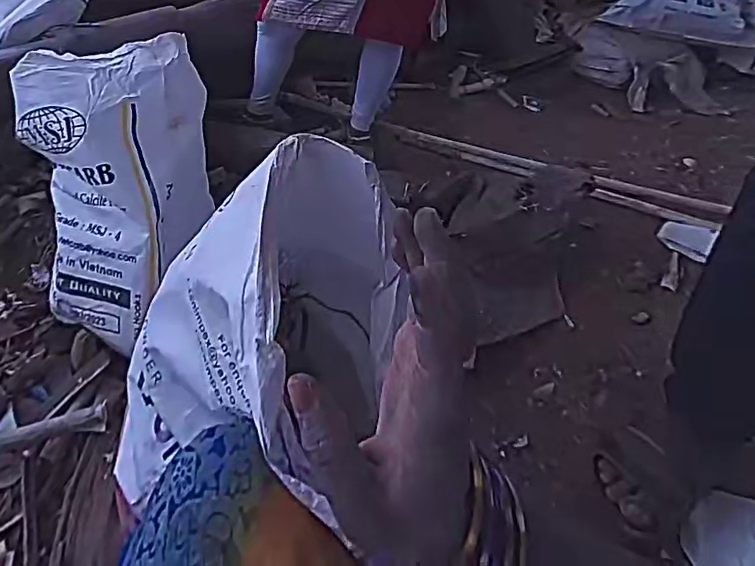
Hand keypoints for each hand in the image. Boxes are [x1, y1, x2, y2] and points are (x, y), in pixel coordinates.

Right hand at [288, 207, 475, 562]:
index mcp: (433, 408)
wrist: (439, 538)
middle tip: (417, 219)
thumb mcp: (358, 503)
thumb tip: (298, 384)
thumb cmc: (398, 522)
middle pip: (456, 313)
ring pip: (450, 307)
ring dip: (435, 261)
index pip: (441, 350)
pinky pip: (434, 312)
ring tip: (411, 220)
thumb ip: (329, 449)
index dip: (432, 307)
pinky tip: (405, 255)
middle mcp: (445, 378)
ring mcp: (441, 369)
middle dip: (440, 264)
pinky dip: (423, 277)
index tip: (414, 268)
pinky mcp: (428, 366)